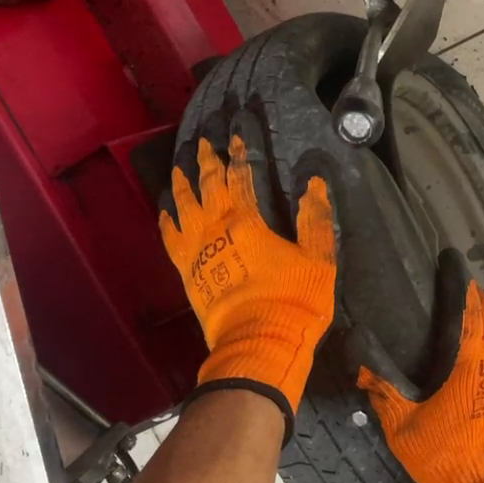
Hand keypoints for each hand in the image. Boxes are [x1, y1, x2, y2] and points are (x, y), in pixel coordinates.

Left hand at [159, 110, 336, 421]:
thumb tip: (315, 184)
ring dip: (181, 185)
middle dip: (205, 162)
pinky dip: (167, 221)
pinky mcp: (188, 273)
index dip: (239, 155)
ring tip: (177, 168)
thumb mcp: (318, 260)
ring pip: (182, 208)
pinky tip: (166, 211)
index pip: (240, 177)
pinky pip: (171, 239)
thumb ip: (315, 220)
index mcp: (247, 222)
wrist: (259, 345)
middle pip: (206, 186)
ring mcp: (197, 251)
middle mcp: (216, 229)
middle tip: (202, 143)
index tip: (236, 137)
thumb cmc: (293, 301)